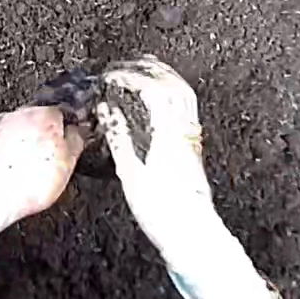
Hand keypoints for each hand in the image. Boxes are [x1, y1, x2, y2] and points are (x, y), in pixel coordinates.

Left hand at [0, 106, 84, 229]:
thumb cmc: (25, 182)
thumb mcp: (68, 164)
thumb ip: (76, 142)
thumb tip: (79, 133)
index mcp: (43, 115)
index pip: (61, 114)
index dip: (66, 131)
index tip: (67, 145)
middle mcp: (17, 116)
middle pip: (36, 121)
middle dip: (42, 138)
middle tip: (48, 163)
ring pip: (15, 134)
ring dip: (22, 147)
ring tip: (27, 173)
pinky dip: (3, 158)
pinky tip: (8, 175)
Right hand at [98, 57, 265, 298]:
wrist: (192, 234)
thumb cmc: (164, 212)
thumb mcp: (131, 174)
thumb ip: (119, 136)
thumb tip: (106, 109)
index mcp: (168, 133)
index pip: (152, 88)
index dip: (130, 75)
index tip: (111, 75)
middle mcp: (183, 129)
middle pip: (172, 83)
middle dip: (147, 68)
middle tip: (124, 64)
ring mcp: (191, 135)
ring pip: (182, 91)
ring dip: (162, 75)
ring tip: (143, 70)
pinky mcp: (193, 143)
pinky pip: (185, 104)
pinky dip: (171, 90)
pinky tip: (160, 97)